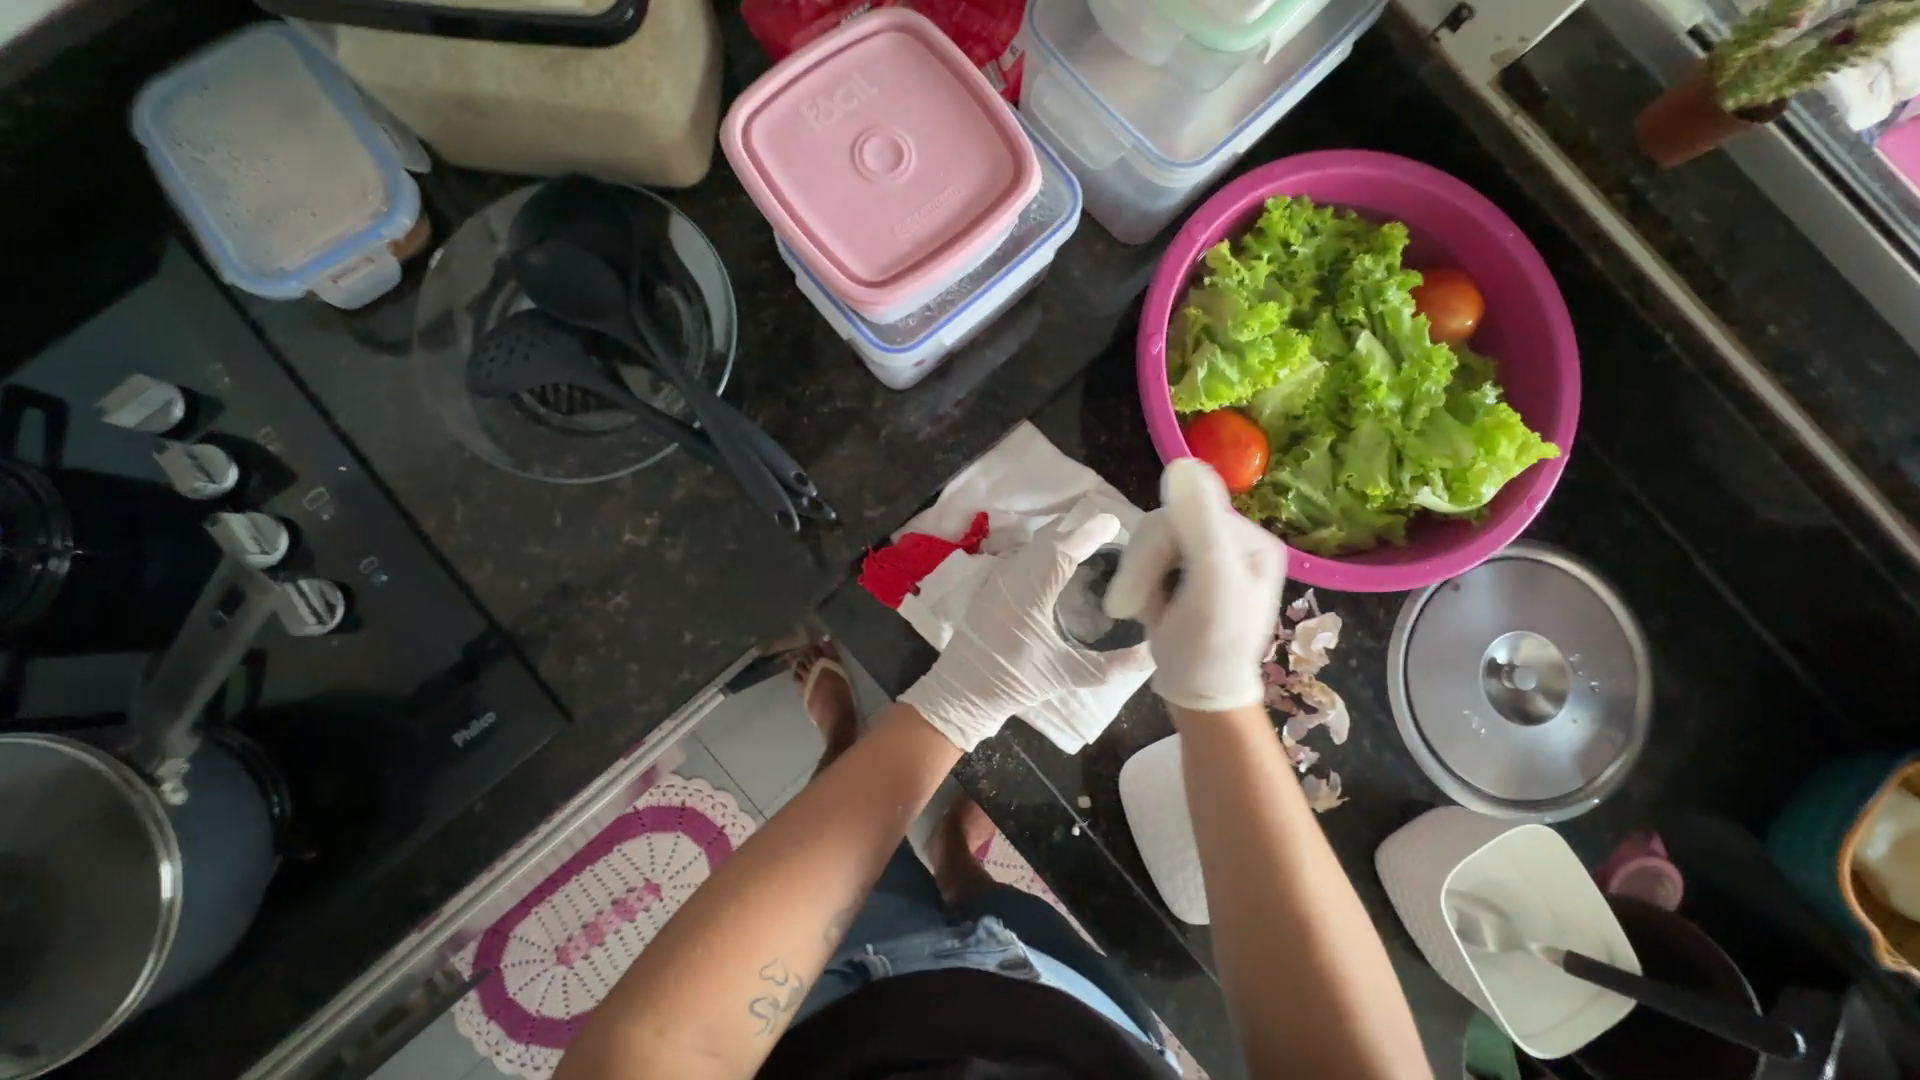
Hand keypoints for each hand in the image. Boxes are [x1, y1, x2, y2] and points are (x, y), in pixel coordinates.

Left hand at [901, 505, 1153, 751]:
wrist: (960, 693)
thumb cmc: (1012, 682)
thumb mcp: (1065, 676)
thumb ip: (1111, 666)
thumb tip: (1151, 656)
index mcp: (1029, 592)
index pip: (1062, 549)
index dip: (1088, 533)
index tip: (1114, 523)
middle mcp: (1011, 576)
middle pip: (1047, 539)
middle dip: (1078, 530)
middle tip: (1110, 532)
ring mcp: (997, 579)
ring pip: (1032, 545)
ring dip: (1060, 539)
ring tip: (1090, 544)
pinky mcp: (990, 587)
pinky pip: (1021, 556)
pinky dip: (1043, 551)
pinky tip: (1060, 564)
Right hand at [1103, 458, 1286, 711]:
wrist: (1200, 699)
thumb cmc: (1208, 650)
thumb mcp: (1210, 586)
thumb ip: (1200, 525)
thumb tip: (1181, 462)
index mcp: (1249, 539)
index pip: (1182, 514)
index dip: (1152, 551)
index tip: (1138, 594)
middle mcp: (1233, 541)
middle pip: (1165, 525)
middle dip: (1143, 568)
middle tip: (1128, 607)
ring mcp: (1208, 557)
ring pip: (1151, 540)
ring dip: (1137, 577)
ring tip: (1140, 611)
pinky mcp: (1187, 573)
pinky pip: (1149, 557)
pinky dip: (1139, 582)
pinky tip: (1148, 608)